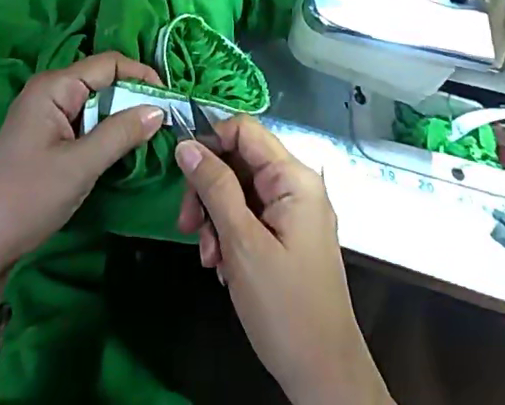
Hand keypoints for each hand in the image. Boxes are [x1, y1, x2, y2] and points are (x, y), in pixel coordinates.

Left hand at [0, 52, 167, 348]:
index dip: (142, 75)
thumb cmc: (27, 196)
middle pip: (104, 81)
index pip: (109, 63)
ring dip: (122, 119)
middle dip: (135, 98)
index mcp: (54, 86)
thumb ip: (121, 133)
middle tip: (168, 123)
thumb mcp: (80, 165)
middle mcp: (50, 92)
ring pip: (97, 105)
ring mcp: (46, 115)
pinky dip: (106, 134)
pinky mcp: (46, 138)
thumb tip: (159, 108)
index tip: (173, 98)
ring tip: (152, 138)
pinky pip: (85, 124)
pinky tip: (123, 152)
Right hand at [175, 117, 392, 404]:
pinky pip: (248, 216)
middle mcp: (296, 185)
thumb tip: (186, 144)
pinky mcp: (286, 235)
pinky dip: (229, 235)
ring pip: (238, 190)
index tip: (182, 172)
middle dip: (208, 191)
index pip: (244, 130)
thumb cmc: (284, 305)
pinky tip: (223, 267)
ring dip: (215, 219)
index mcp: (294, 178)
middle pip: (237, 161)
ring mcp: (292, 211)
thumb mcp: (242, 242)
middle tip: (188, 227)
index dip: (210, 141)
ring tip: (209, 258)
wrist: (322, 373)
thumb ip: (214, 187)